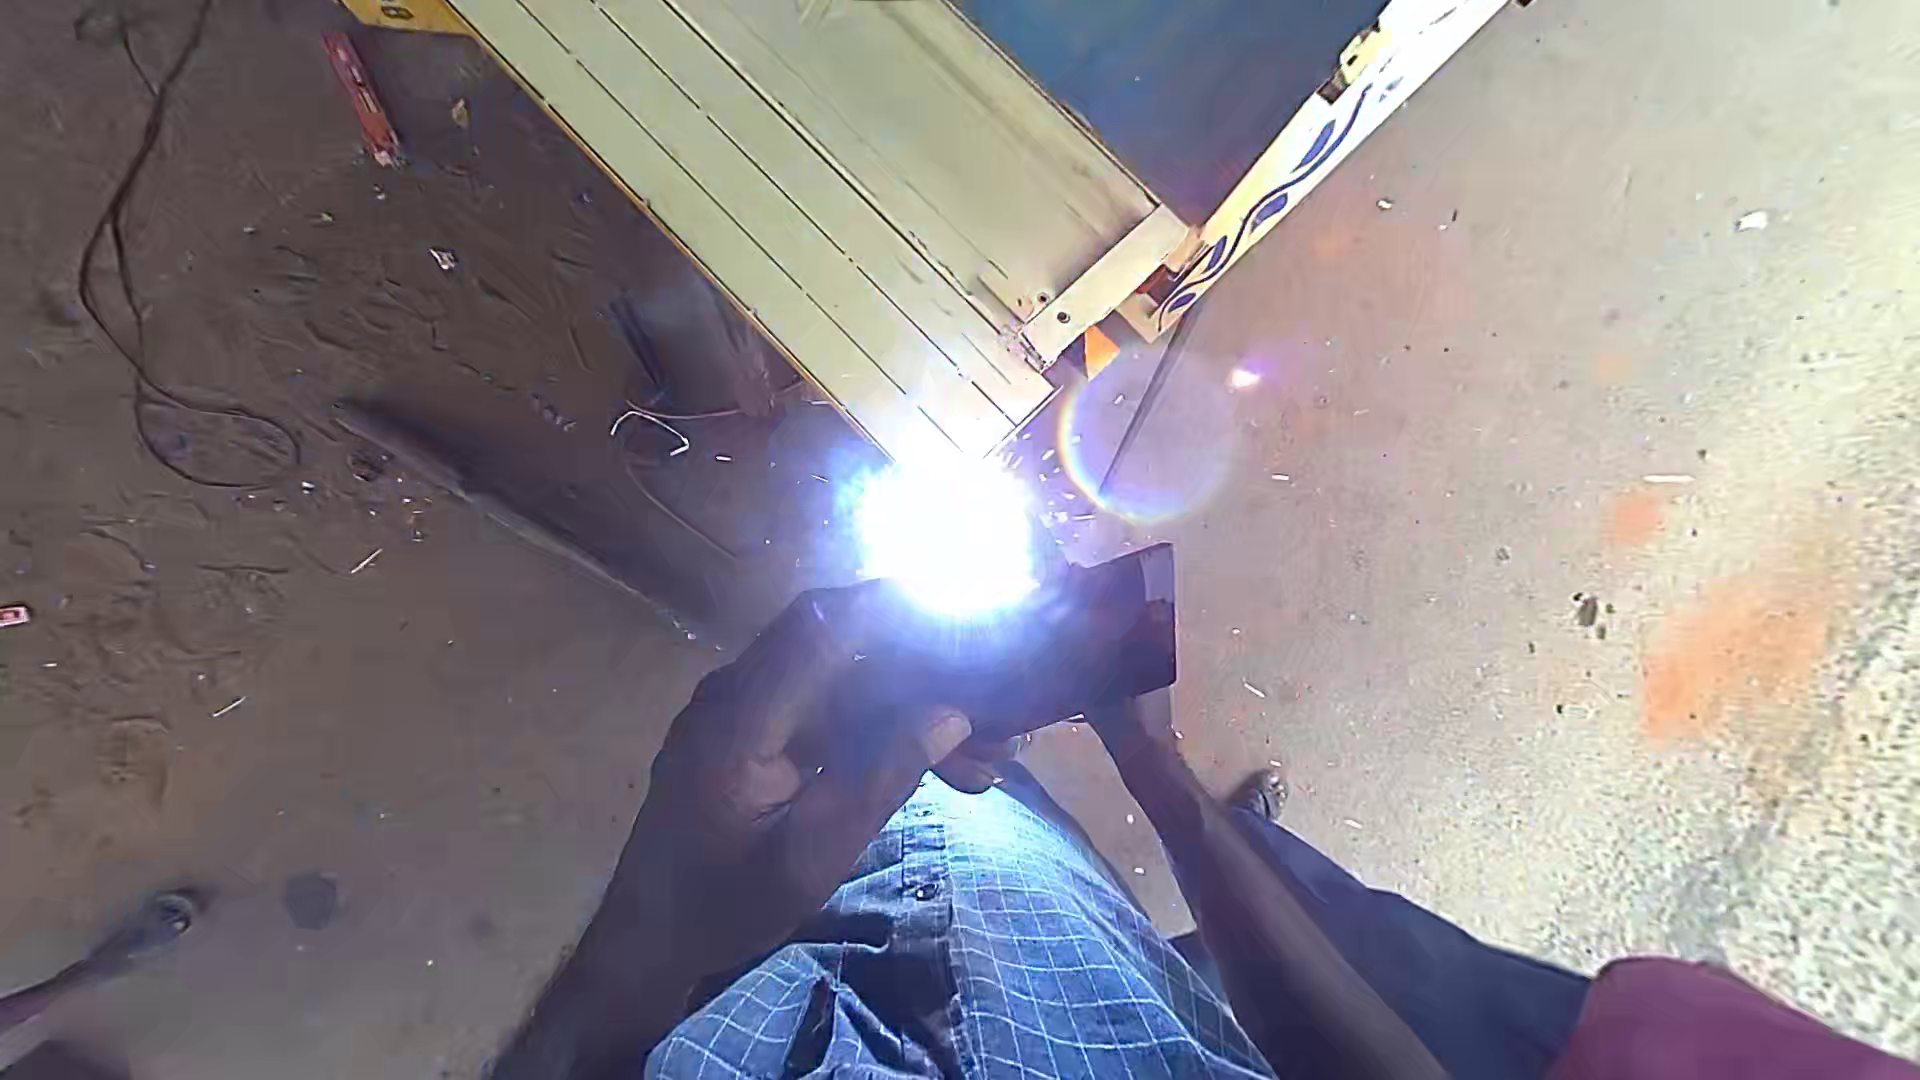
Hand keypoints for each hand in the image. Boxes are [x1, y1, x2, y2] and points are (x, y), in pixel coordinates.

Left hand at [616, 586, 975, 980]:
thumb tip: (951, 715)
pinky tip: (935, 757)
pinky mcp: (764, 721)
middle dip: (919, 660)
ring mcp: (750, 702)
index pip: (818, 626)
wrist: (650, 934)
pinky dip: (885, 722)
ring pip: (847, 676)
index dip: (887, 606)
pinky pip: (833, 703)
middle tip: (984, 689)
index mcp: (739, 717)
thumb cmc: (723, 903)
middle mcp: (740, 689)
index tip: (952, 610)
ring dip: (912, 700)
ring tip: (981, 750)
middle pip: (840, 639)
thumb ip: (880, 778)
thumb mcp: (811, 854)